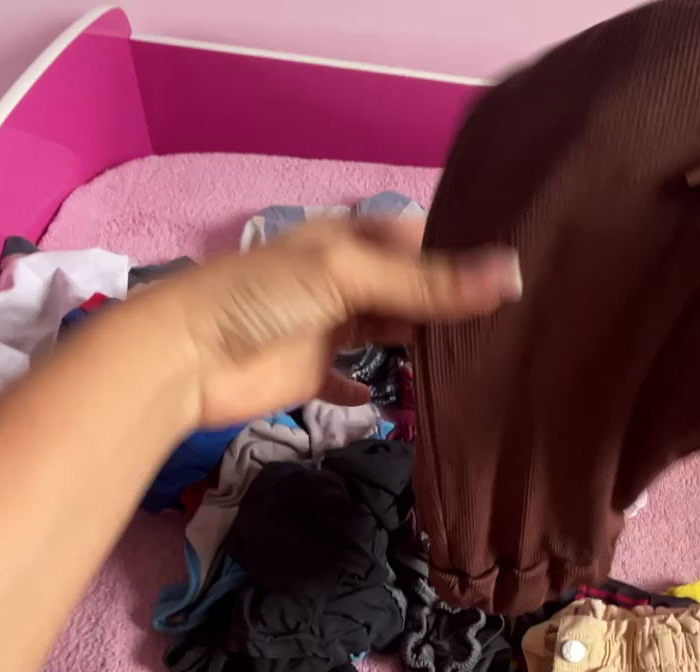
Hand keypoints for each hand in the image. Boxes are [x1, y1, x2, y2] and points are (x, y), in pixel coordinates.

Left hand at [93, 218, 519, 429]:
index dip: (459, 252)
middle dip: (445, 305)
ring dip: (417, 347)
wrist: (187, 358)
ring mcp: (325, 328)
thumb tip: (511, 277)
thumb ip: (426, 284)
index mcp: (347, 240)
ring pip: (384, 333)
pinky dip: (367, 392)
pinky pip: (348, 381)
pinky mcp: (309, 373)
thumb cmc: (263, 299)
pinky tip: (394, 404)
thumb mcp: (348, 275)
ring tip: (472, 363)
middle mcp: (341, 280)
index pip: (416, 239)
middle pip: (405, 290)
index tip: (511, 275)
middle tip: (504, 326)